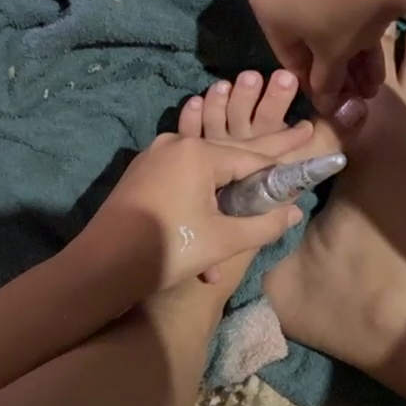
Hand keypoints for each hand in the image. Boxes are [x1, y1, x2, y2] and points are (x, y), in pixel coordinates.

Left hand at [77, 125, 312, 296]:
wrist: (100, 268)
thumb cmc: (165, 251)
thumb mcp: (223, 242)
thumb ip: (264, 224)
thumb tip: (294, 212)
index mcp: (197, 153)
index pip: (253, 157)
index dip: (281, 170)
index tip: (306, 172)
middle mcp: (175, 146)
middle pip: (230, 159)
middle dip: (260, 172)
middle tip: (301, 137)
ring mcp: (154, 159)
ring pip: (204, 180)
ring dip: (223, 212)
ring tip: (246, 230)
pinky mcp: (141, 176)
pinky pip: (182, 188)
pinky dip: (198, 212)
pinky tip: (204, 260)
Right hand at [250, 0, 405, 124]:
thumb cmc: (345, 13)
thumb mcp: (334, 57)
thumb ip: (325, 83)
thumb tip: (325, 104)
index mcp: (264, 5)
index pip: (289, 58)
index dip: (315, 85)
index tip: (335, 101)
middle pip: (309, 36)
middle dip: (338, 68)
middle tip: (361, 91)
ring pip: (328, 14)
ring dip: (352, 49)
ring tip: (376, 75)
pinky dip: (356, 18)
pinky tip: (380, 41)